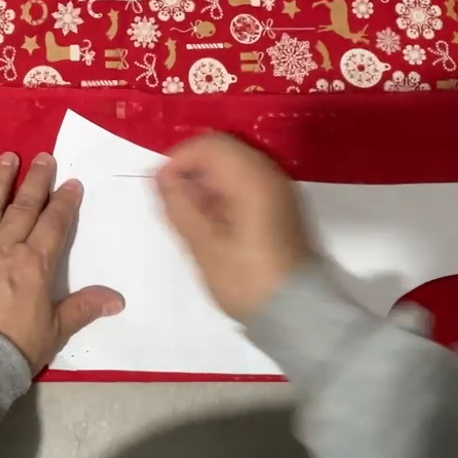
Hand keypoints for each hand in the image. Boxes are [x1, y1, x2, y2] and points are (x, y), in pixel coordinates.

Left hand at [0, 151, 124, 370]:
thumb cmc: (14, 348)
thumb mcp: (55, 331)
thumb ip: (83, 308)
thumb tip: (118, 299)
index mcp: (34, 263)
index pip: (54, 224)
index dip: (64, 202)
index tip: (71, 182)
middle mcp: (4, 247)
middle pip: (24, 208)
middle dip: (37, 181)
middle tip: (44, 157)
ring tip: (8, 158)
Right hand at [156, 133, 314, 321]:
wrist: (296, 313)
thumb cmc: (245, 279)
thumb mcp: (203, 244)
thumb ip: (179, 204)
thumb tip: (160, 176)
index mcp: (252, 179)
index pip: (209, 145)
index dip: (179, 159)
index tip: (162, 187)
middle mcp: (270, 174)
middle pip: (223, 150)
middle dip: (192, 168)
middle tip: (174, 200)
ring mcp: (279, 188)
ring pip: (234, 164)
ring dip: (207, 180)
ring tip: (191, 213)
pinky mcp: (281, 204)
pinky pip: (247, 180)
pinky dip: (224, 189)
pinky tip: (213, 219)